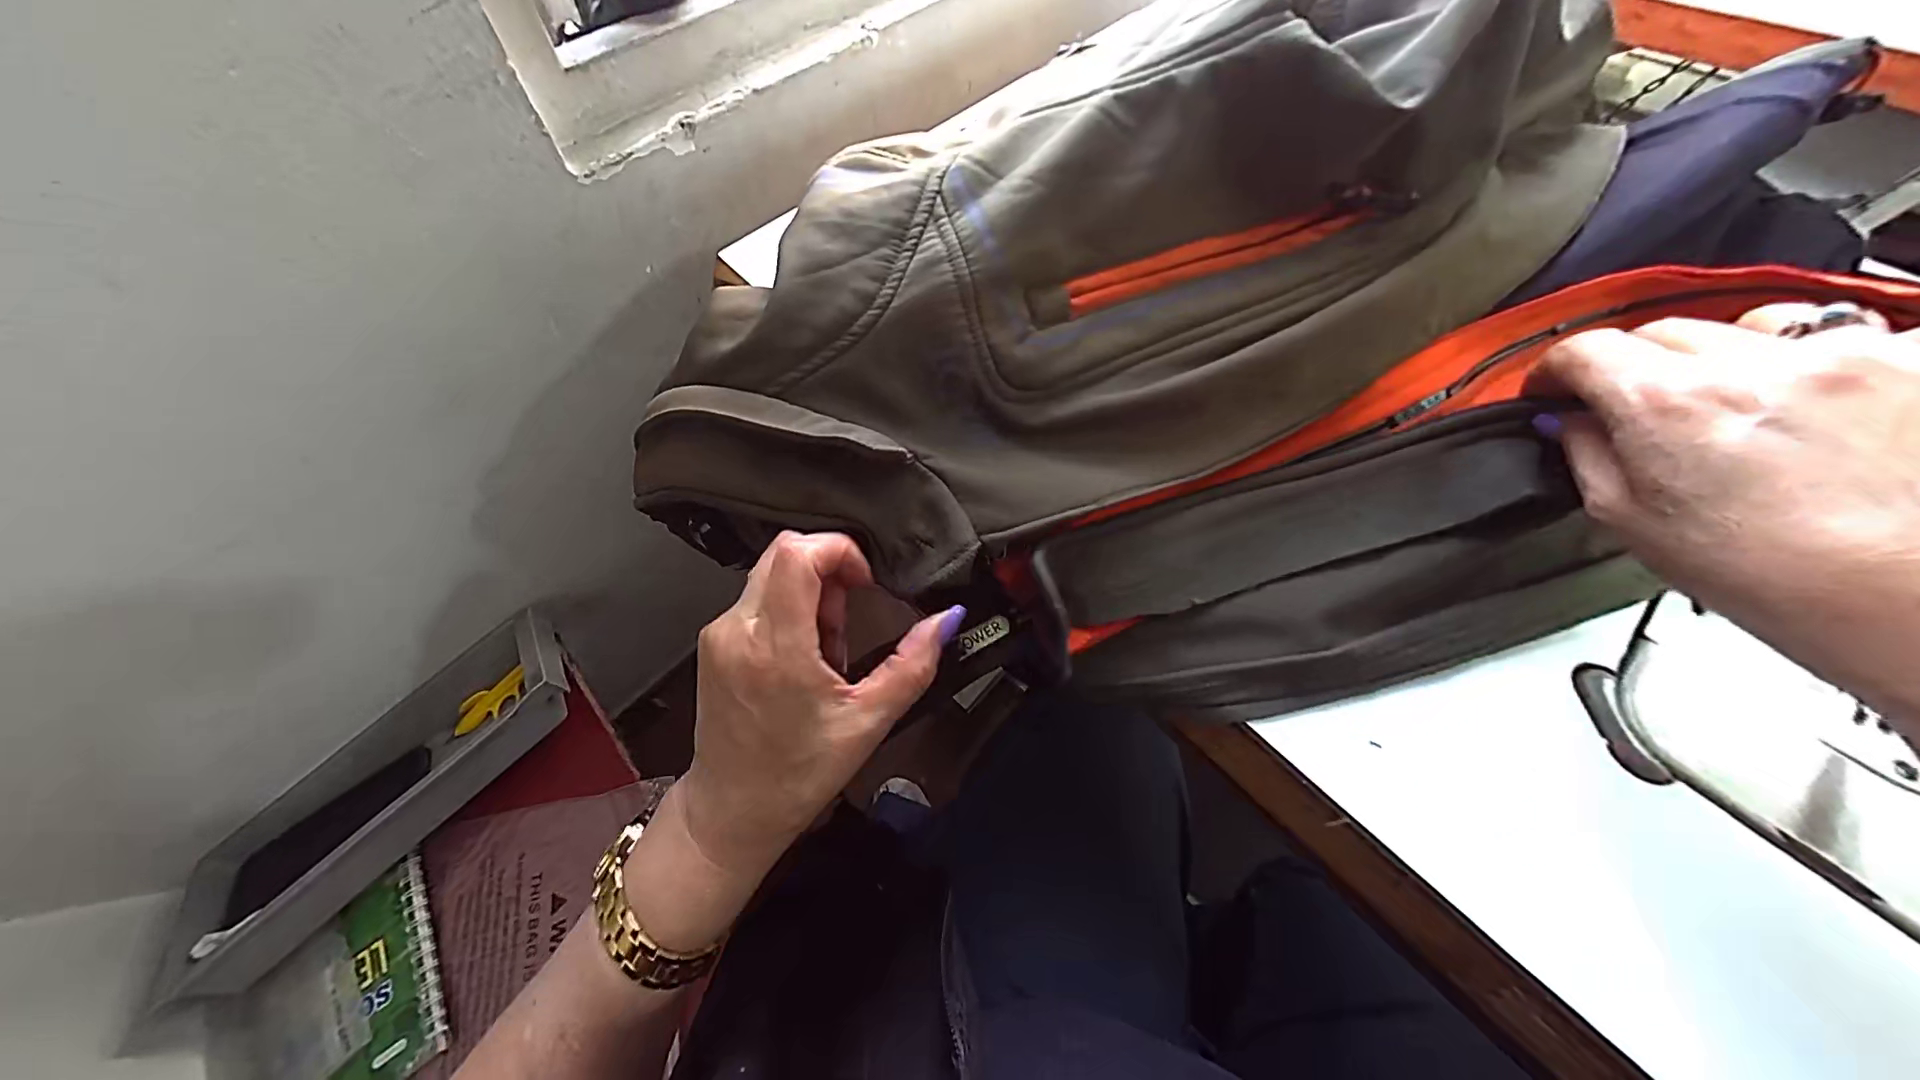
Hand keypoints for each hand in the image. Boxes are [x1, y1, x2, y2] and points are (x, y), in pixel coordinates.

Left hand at [678, 531, 963, 874]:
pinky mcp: (714, 642)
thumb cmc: (791, 775)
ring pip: (773, 573)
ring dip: (811, 594)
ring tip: (825, 648)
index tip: (862, 579)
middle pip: (786, 553)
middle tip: (847, 620)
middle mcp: (737, 632)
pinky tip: (801, 654)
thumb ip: (913, 665)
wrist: (733, 810)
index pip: (798, 553)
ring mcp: (720, 635)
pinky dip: (789, 610)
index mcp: (776, 649)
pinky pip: (758, 597)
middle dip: (829, 572)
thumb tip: (944, 623)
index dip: (840, 550)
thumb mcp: (867, 721)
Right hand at [1529, 304, 1919, 726]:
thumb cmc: (1773, 570)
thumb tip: (1570, 421)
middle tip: (1622, 407)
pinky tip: (1794, 407)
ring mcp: (1841, 355)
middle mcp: (1752, 365)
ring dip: (1713, 355)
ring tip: (1718, 403)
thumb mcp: (1628, 518)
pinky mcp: (1909, 360)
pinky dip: (1796, 363)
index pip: (1584, 350)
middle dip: (1626, 365)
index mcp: (1667, 403)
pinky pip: (1832, 337)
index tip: (1551, 389)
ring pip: (1745, 323)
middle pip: (1659, 332)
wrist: (1904, 594)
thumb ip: (1586, 453)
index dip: (1553, 371)